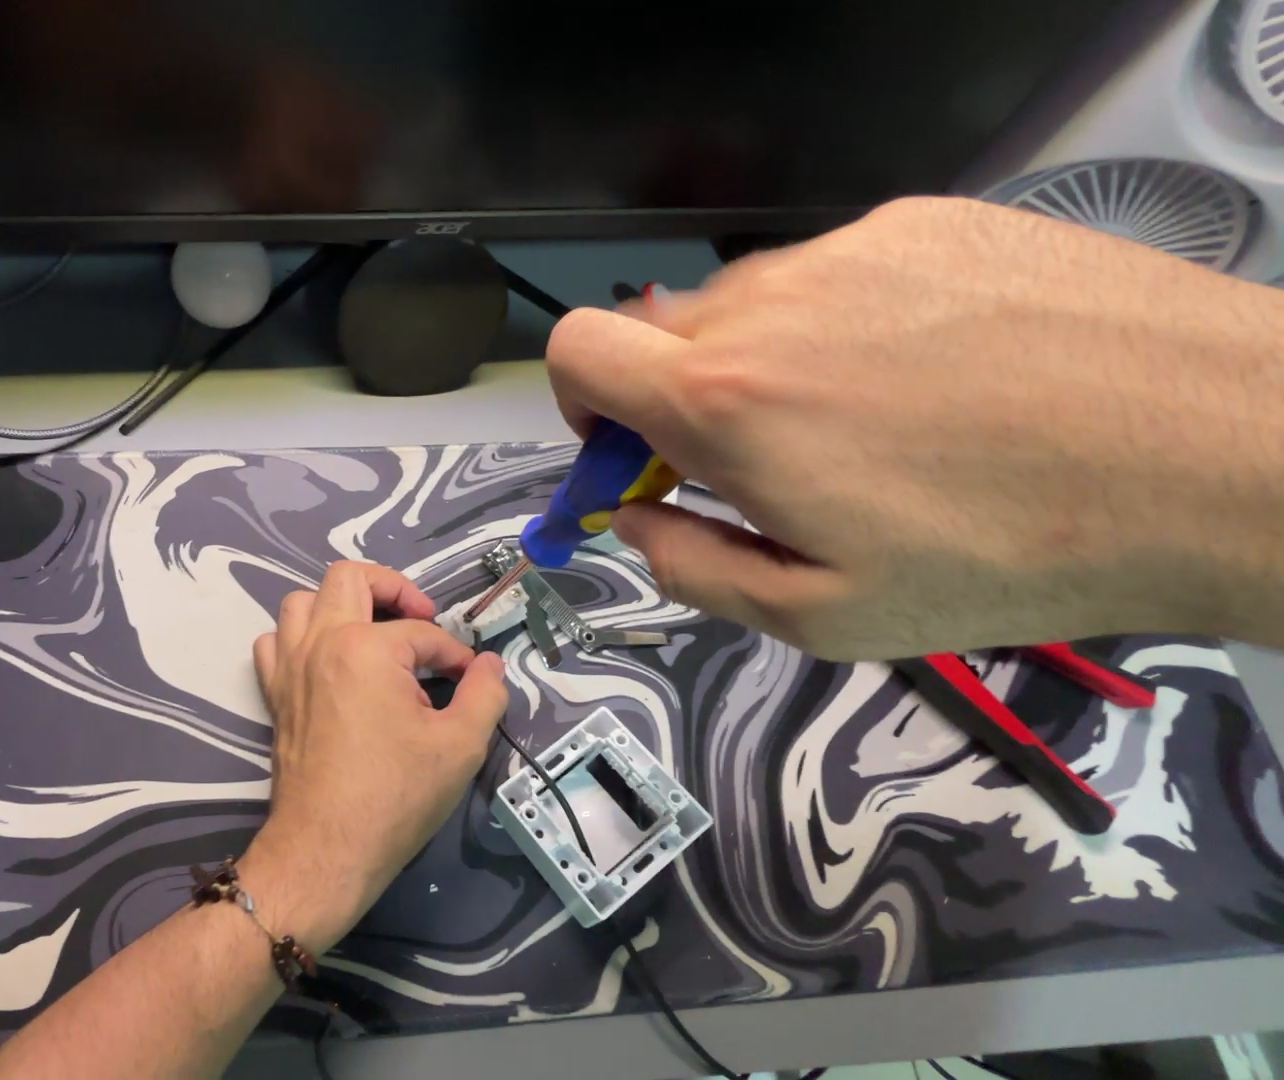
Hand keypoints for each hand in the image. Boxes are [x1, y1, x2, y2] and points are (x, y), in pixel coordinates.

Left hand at [239, 561, 507, 951]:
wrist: (327, 848)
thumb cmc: (395, 796)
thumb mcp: (460, 746)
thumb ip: (484, 694)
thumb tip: (490, 664)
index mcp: (366, 647)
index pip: (421, 632)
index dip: (454, 654)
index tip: (470, 679)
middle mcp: (320, 642)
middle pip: (350, 578)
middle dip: (392, 589)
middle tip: (419, 620)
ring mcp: (289, 666)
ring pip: (301, 601)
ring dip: (339, 606)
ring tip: (372, 633)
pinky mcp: (274, 693)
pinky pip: (274, 642)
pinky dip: (299, 639)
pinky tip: (327, 662)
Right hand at [548, 196, 1283, 658]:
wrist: (1234, 451)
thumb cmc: (1008, 554)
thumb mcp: (817, 614)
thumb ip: (688, 568)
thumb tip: (638, 519)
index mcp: (726, 401)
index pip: (578, 352)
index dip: (579, 401)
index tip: (629, 447)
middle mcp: (767, 307)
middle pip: (656, 335)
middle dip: (674, 397)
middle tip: (752, 456)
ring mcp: (850, 252)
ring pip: (741, 303)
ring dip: (756, 359)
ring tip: (855, 414)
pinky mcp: (925, 222)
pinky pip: (829, 273)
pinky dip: (835, 321)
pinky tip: (923, 367)